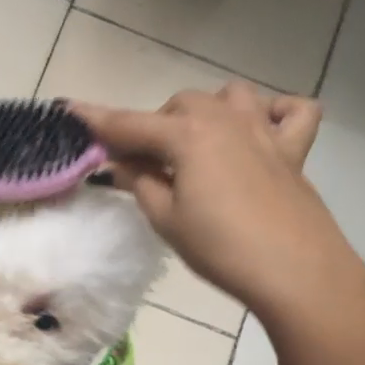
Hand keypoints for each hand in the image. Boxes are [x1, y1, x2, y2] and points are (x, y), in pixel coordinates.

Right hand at [70, 82, 364, 319]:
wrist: (292, 268)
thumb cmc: (218, 247)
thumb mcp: (165, 218)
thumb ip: (140, 182)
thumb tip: (121, 164)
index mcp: (188, 136)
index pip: (131, 124)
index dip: (98, 120)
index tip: (70, 111)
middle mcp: (225, 119)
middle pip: (179, 106)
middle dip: (154, 125)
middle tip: (139, 162)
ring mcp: (265, 129)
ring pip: (229, 97)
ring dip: (204, 112)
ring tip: (193, 145)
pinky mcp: (293, 147)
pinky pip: (289, 111)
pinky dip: (272, 113)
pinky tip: (258, 133)